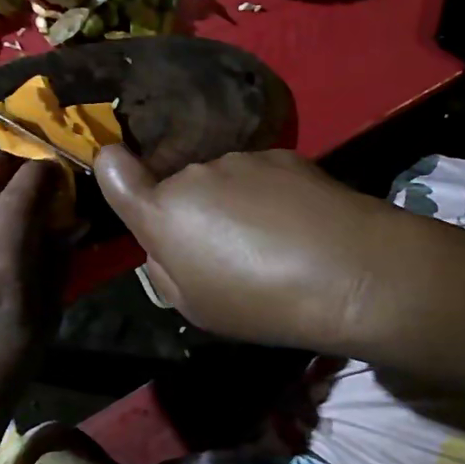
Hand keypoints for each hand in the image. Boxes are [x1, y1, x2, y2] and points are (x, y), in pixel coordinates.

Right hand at [95, 146, 402, 352]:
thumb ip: (164, 271)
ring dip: (233, 205)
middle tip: (228, 255)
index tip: (123, 177)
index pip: (115, 171)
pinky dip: (267, 196)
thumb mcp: (196, 309)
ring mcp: (242, 159)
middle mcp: (196, 174)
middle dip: (192, 215)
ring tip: (272, 245)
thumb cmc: (261, 301)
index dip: (113, 170)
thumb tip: (165, 247)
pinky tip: (298, 226)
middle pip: (179, 189)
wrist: (352, 270)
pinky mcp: (284, 155)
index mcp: (164, 213)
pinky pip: (258, 176)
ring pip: (221, 182)